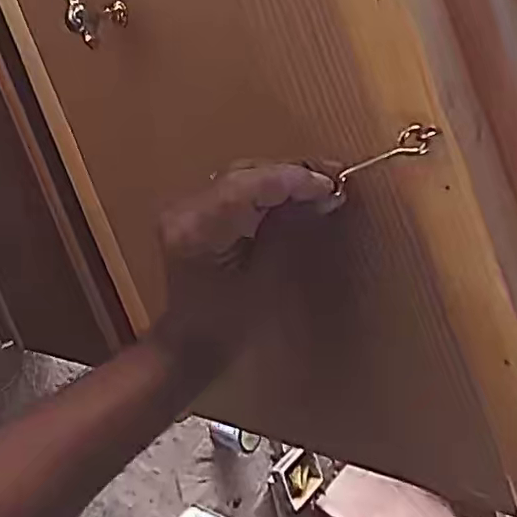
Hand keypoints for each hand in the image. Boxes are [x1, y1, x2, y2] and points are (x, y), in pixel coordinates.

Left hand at [149, 162, 342, 373]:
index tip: (331, 184)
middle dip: (289, 174)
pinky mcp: (190, 212)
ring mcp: (182, 209)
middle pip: (241, 175)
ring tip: (321, 183)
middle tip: (334, 179)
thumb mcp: (262, 279)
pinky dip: (263, 189)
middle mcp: (182, 210)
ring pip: (238, 177)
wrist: (188, 342)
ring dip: (279, 178)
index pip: (245, 186)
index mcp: (194, 229)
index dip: (292, 179)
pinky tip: (292, 192)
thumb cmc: (224, 325)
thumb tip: (321, 193)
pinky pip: (231, 189)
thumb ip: (286, 229)